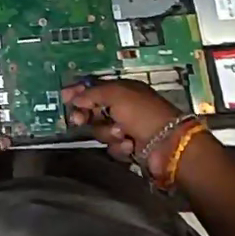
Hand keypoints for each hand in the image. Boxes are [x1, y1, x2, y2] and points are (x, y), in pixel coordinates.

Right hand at [61, 79, 184, 166]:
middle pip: (93, 110)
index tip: (65, 97)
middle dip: (86, 116)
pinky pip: (112, 146)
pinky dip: (120, 146)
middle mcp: (124, 108)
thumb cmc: (144, 114)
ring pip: (100, 130)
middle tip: (78, 120)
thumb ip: (92, 93)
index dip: (79, 91)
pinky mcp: (129, 147)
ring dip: (108, 132)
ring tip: (122, 134)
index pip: (95, 88)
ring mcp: (126, 128)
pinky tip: (131, 145)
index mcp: (123, 90)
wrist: (169, 147)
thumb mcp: (117, 94)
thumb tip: (75, 98)